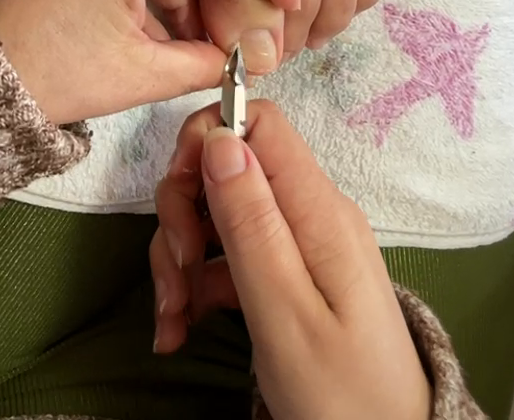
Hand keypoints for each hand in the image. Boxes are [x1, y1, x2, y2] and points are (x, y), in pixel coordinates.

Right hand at [151, 101, 430, 419]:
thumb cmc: (341, 394)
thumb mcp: (286, 313)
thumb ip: (251, 222)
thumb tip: (219, 136)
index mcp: (316, 208)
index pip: (258, 121)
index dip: (208, 136)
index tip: (180, 189)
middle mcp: (307, 210)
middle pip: (226, 165)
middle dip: (183, 210)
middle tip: (175, 272)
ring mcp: (295, 240)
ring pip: (216, 211)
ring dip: (180, 256)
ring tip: (172, 317)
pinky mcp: (284, 269)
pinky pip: (226, 252)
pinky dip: (195, 282)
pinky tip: (181, 327)